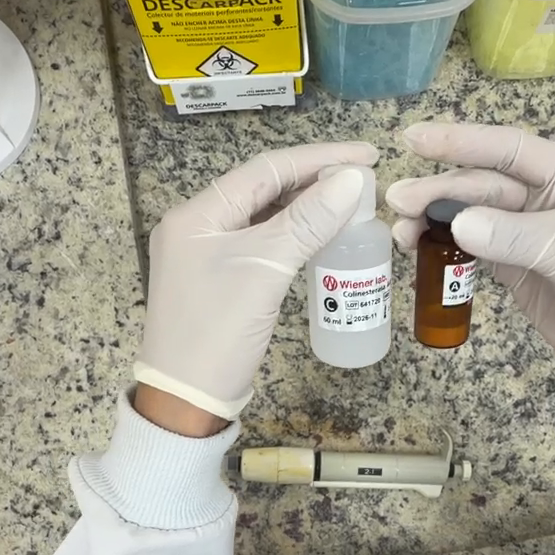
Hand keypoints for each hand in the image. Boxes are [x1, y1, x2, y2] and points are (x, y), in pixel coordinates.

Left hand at [136, 142, 379, 419]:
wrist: (187, 399)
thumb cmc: (217, 332)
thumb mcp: (264, 270)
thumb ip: (307, 222)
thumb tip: (352, 179)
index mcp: (198, 214)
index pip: (266, 169)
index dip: (319, 158)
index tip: (366, 155)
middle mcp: (199, 227)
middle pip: (264, 190)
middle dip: (314, 181)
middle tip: (363, 180)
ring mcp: (208, 256)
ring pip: (264, 219)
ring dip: (305, 209)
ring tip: (349, 204)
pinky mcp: (221, 283)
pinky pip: (262, 246)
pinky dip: (293, 238)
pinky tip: (321, 237)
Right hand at [385, 123, 554, 364]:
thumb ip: (514, 237)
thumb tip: (458, 223)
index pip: (508, 149)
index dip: (462, 141)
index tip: (417, 139)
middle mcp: (541, 196)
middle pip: (480, 183)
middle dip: (438, 190)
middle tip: (398, 199)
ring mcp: (521, 230)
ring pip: (468, 214)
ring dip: (433, 218)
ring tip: (399, 230)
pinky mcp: (508, 264)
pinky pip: (468, 247)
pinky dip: (443, 245)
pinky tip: (416, 246)